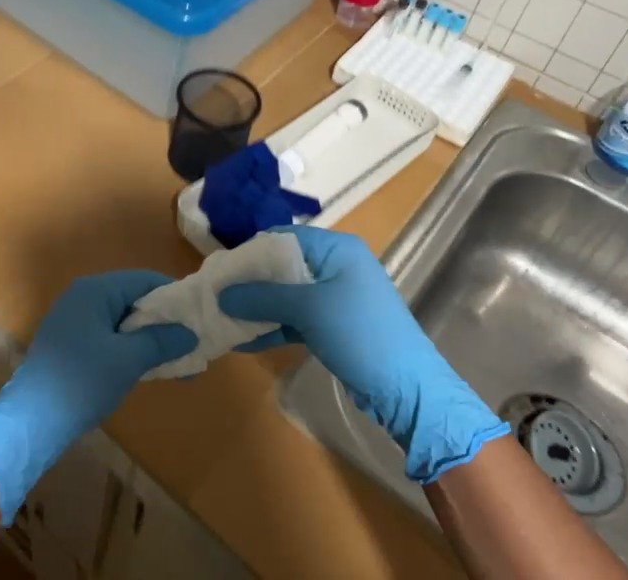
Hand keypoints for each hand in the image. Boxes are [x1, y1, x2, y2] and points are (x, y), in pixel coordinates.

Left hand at [0, 270, 196, 523]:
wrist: (33, 419)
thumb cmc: (81, 381)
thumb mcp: (127, 360)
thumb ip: (160, 341)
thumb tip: (190, 333)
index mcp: (95, 291)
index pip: (143, 280)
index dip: (174, 296)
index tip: (200, 315)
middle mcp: (84, 298)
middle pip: (133, 299)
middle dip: (164, 321)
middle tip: (195, 342)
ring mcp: (75, 321)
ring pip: (123, 322)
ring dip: (151, 339)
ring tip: (181, 360)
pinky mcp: (72, 344)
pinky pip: (111, 337)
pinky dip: (132, 349)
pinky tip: (153, 368)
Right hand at [217, 226, 508, 483]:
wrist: (408, 390)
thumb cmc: (360, 335)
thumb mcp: (309, 309)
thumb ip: (263, 297)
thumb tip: (223, 295)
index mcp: (338, 249)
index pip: (284, 237)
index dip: (251, 252)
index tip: (221, 271)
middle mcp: (338, 265)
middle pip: (284, 265)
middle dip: (251, 282)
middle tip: (218, 296)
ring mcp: (338, 297)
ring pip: (288, 293)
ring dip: (259, 306)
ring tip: (224, 318)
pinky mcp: (336, 325)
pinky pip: (297, 317)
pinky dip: (274, 325)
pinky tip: (245, 339)